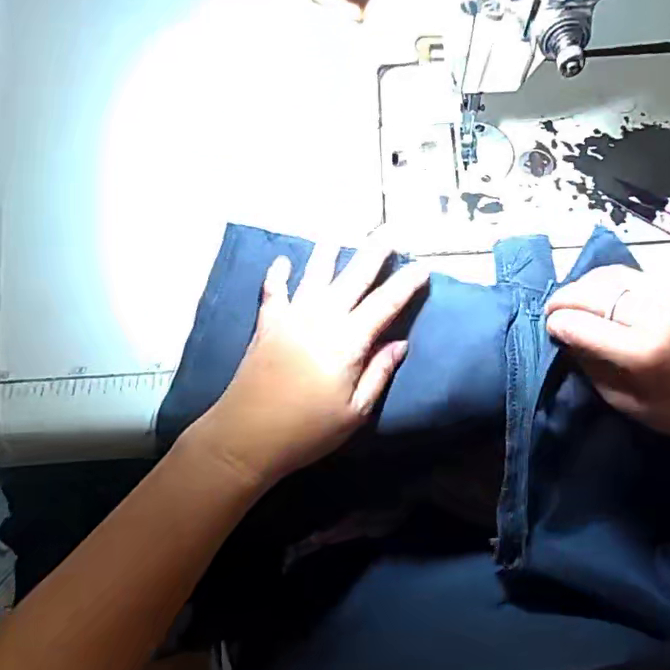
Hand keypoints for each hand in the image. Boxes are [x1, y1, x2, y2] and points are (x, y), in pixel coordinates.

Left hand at [187, 242, 429, 487]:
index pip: (385, 304)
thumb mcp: (354, 411)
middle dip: (373, 254)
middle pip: (353, 278)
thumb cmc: (307, 430)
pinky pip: (273, 292)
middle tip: (389, 233)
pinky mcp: (266, 325)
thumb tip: (400, 344)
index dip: (406, 284)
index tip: (423, 266)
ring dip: (328, 253)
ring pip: (314, 275)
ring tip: (338, 234)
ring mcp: (291, 318)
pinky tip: (282, 261)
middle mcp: (321, 319)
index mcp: (348, 342)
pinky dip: (277, 274)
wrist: (246, 436)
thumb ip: (378, 373)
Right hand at [544, 266, 669, 455]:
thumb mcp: (623, 401)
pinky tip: (605, 296)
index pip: (581, 323)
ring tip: (576, 300)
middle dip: (566, 299)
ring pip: (613, 275)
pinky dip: (613, 283)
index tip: (550, 329)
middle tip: (554, 311)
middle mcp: (661, 315)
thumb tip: (565, 334)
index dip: (557, 324)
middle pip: (594, 291)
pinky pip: (636, 276)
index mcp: (644, 352)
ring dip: (586, 286)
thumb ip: (590, 363)